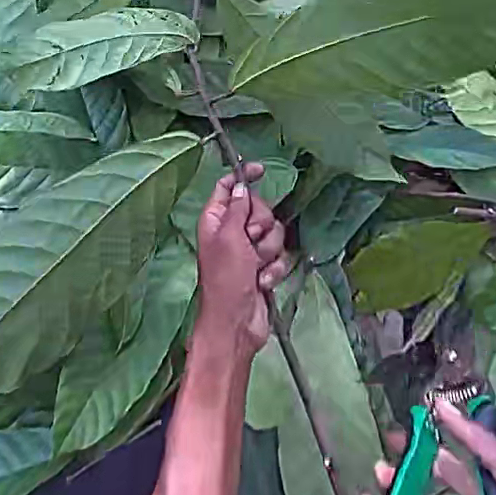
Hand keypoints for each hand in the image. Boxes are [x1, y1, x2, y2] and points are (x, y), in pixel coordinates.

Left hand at [193, 162, 288, 360]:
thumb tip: (242, 187)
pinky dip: (274, 269)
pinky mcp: (264, 267)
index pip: (229, 186)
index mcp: (216, 219)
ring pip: (273, 231)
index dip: (243, 176)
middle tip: (251, 240)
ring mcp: (249, 250)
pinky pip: (279, 255)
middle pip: (258, 207)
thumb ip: (238, 208)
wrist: (236, 324)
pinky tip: (262, 282)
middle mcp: (232, 231)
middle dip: (261, 224)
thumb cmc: (226, 278)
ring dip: (268, 250)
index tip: (260, 170)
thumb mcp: (229, 237)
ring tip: (255, 267)